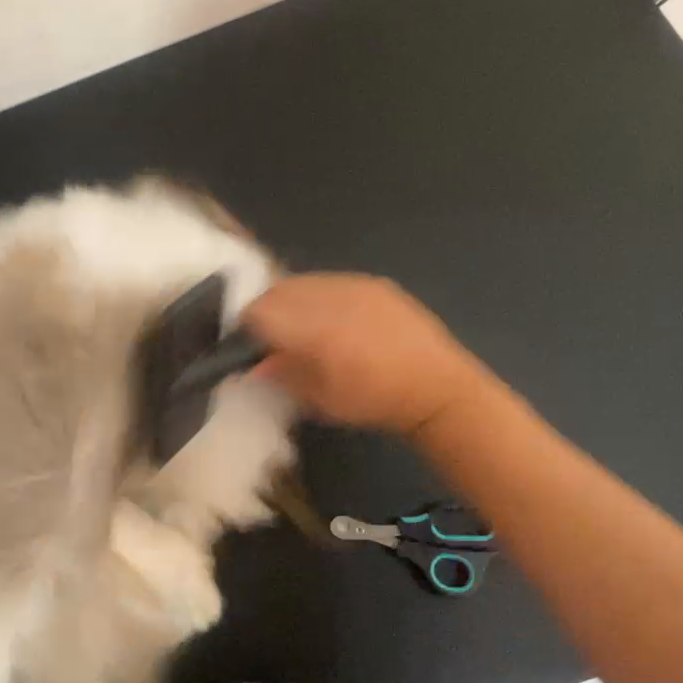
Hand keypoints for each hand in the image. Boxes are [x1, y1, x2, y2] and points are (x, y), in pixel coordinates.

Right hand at [241, 273, 485, 432]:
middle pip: (276, 291)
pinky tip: (332, 318)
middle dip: (266, 310)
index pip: (259, 312)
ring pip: (302, 281)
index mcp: (315, 332)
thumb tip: (250, 365)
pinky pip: (330, 280)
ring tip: (301, 325)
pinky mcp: (373, 283)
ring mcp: (354, 286)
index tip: (247, 343)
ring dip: (291, 300)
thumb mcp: (320, 401)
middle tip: (270, 335)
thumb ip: (281, 375)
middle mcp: (331, 299)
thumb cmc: (374, 402)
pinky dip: (319, 296)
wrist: (438, 389)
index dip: (245, 326)